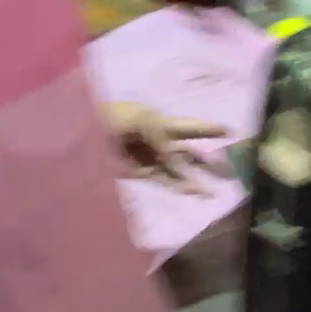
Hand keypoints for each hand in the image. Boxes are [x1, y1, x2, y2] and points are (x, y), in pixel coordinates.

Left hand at [101, 102, 228, 193]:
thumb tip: (174, 151)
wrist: (80, 137)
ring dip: (196, 179)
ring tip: (214, 191)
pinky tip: (194, 193)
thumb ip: (156, 132)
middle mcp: (159, 141)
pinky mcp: (144, 175)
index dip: (206, 128)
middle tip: (230, 162)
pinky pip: (166, 182)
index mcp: (158, 122)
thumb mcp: (133, 118)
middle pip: (189, 148)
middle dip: (208, 156)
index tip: (228, 131)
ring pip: (180, 169)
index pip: (187, 127)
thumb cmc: (106, 119)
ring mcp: (152, 159)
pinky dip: (179, 188)